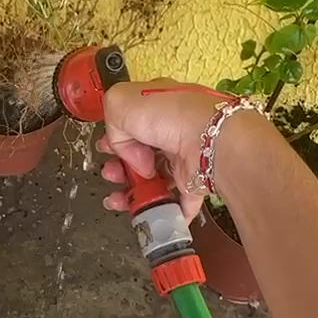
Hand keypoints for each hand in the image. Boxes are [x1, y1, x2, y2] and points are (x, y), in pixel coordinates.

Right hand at [98, 79, 225, 220]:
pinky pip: (177, 201)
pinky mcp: (195, 181)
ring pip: (154, 180)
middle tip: (112, 174)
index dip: (115, 138)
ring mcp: (184, 156)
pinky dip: (163, 211)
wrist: (211, 140)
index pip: (131, 123)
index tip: (106, 149)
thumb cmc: (172, 114)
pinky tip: (147, 214)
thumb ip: (111, 126)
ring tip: (120, 200)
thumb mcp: (120, 103)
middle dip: (120, 169)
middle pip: (140, 155)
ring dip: (134, 193)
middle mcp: (172, 130)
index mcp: (156, 106)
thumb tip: (123, 150)